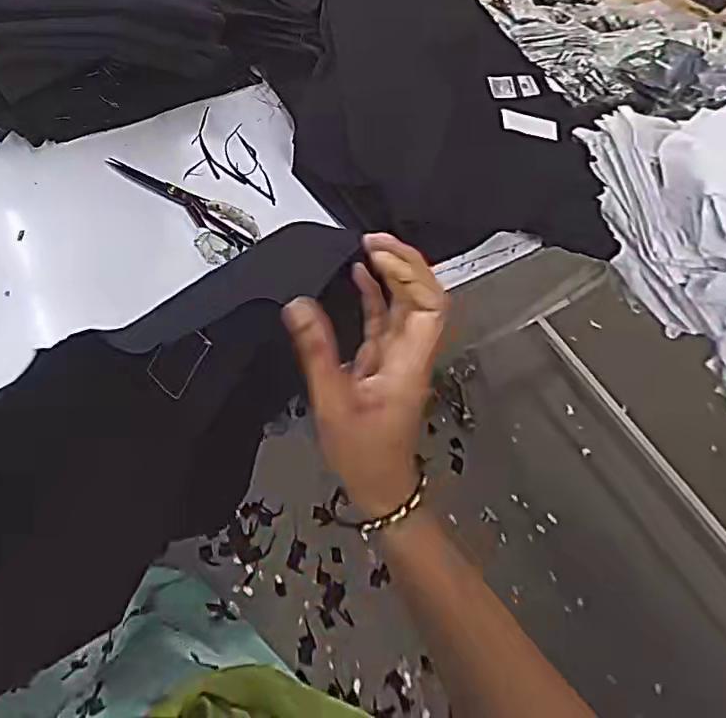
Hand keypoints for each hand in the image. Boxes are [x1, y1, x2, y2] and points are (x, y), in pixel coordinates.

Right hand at [283, 233, 447, 517]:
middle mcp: (409, 353)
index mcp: (407, 362)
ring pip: (406, 303)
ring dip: (392, 273)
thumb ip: (315, 350)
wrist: (380, 485)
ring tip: (369, 246)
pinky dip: (376, 292)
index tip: (378, 253)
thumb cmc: (363, 453)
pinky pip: (386, 316)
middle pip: (423, 296)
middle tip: (373, 239)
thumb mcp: (330, 400)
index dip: (409, 272)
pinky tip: (360, 275)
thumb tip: (298, 305)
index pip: (427, 305)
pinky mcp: (384, 360)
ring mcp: (398, 355)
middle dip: (405, 262)